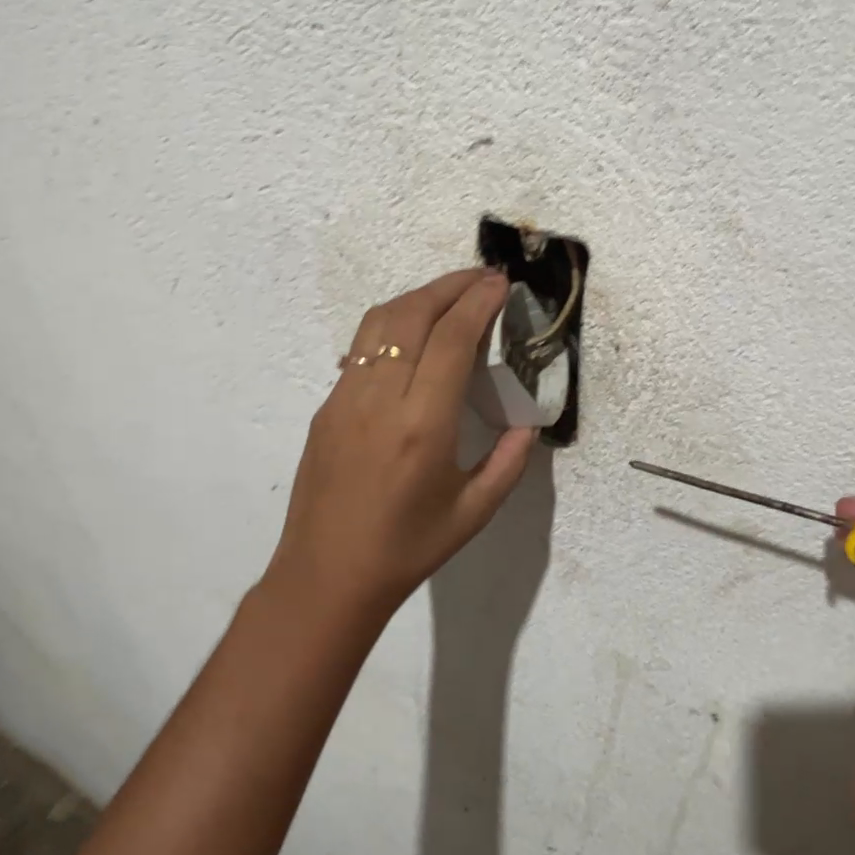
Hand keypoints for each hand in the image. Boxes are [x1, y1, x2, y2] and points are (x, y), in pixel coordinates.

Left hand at [265, 268, 535, 614]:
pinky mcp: (325, 408)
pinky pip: (360, 349)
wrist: (326, 576)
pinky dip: (392, 325)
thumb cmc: (406, 550)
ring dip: (418, 297)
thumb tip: (528, 422)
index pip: (451, 339)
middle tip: (483, 278)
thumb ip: (509, 462)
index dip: (478, 301)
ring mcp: (344, 399)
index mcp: (421, 426)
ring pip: (378, 323)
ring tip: (450, 296)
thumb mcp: (473, 512)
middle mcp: (379, 400)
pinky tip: (413, 337)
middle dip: (450, 285)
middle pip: (412, 315)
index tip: (501, 283)